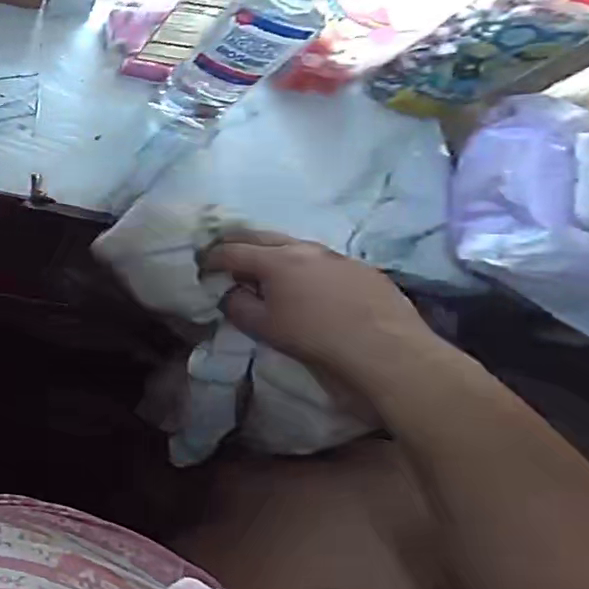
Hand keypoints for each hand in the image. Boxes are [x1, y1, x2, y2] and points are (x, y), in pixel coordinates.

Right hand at [200, 230, 443, 384]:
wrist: (388, 351)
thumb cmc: (314, 337)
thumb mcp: (261, 326)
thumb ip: (235, 304)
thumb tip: (230, 292)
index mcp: (275, 259)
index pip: (230, 251)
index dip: (209, 259)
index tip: (200, 269)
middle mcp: (304, 248)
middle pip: (259, 236)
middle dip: (236, 244)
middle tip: (223, 258)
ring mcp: (337, 256)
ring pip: (292, 245)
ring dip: (271, 253)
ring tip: (263, 270)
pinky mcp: (362, 269)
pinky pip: (321, 260)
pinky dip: (302, 265)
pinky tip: (306, 286)